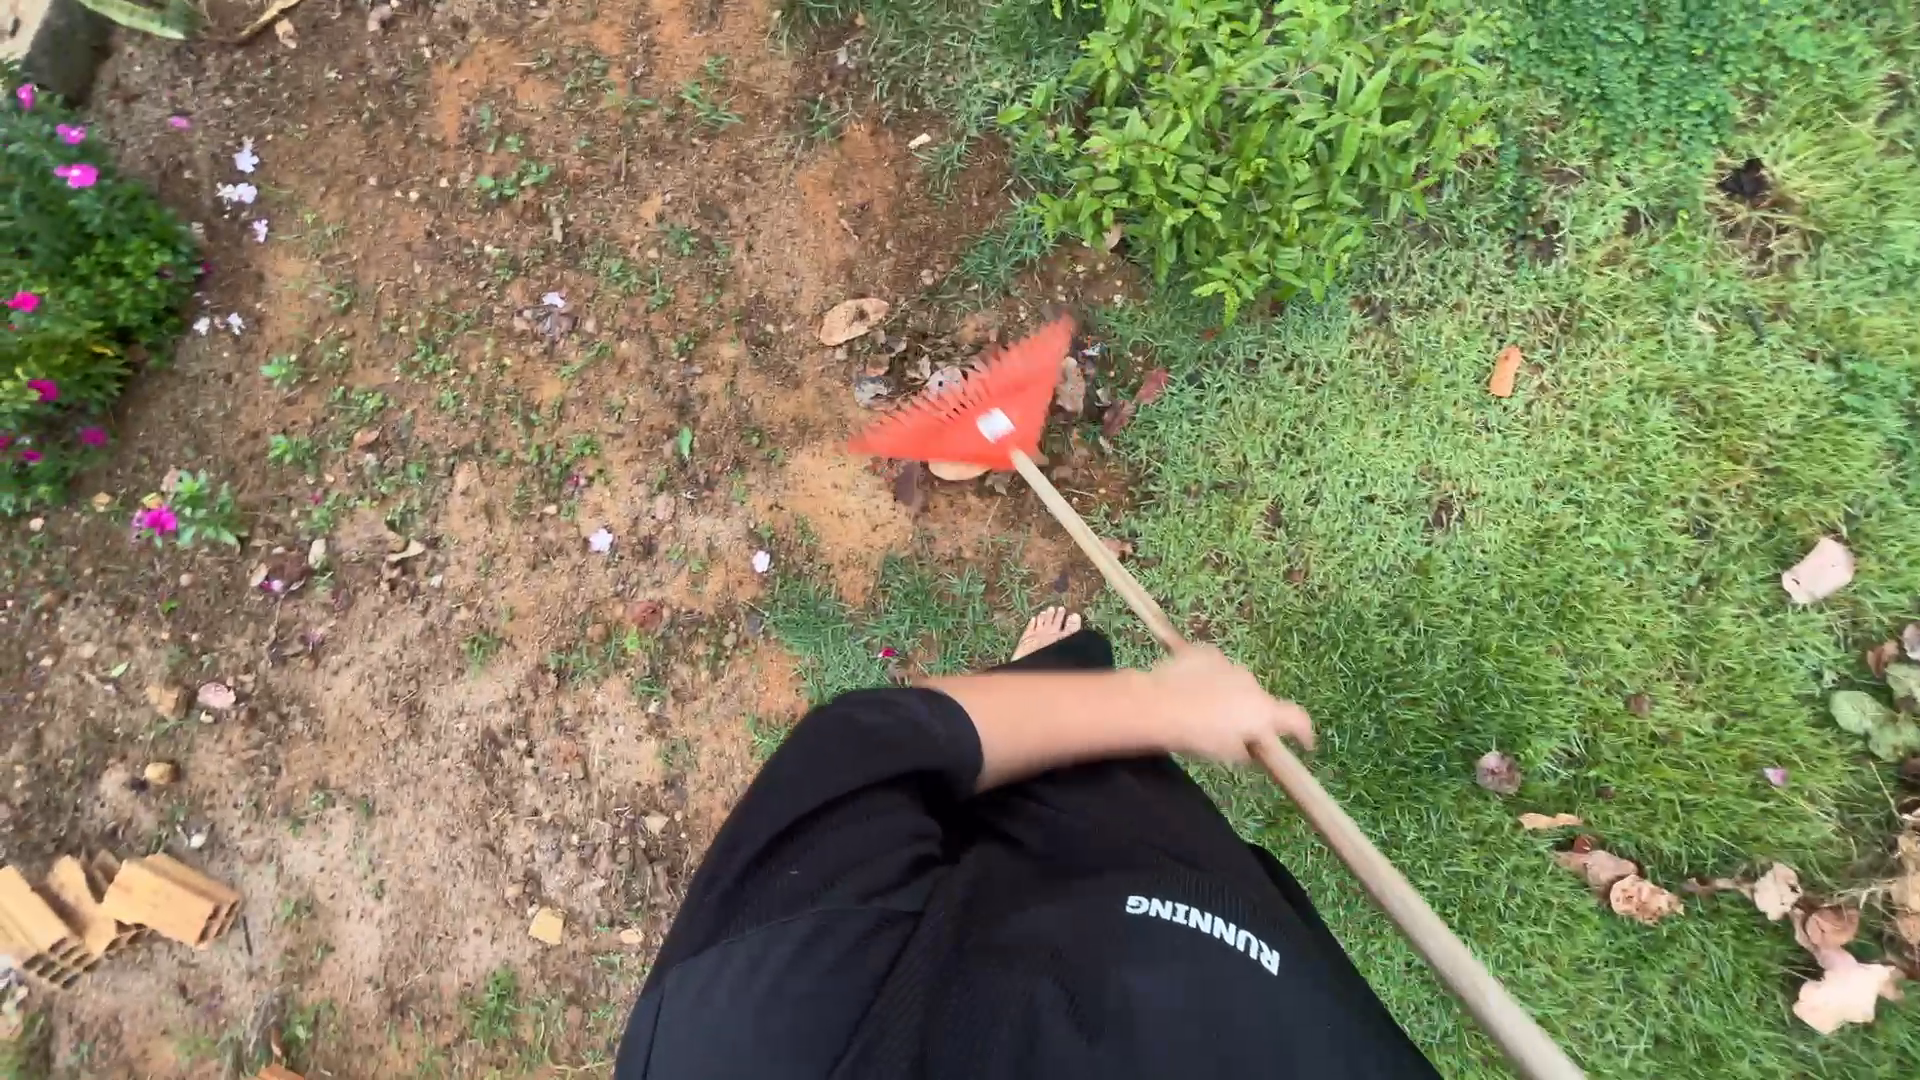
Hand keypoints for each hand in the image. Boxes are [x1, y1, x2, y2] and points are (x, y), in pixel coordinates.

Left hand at [1143, 644, 1313, 763]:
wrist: (1159, 705)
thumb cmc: (1195, 736)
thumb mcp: (1227, 753)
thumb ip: (1247, 748)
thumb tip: (1250, 745)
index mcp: (1263, 711)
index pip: (1298, 719)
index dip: (1304, 732)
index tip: (1304, 742)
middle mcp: (1252, 684)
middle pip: (1260, 700)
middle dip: (1250, 711)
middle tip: (1230, 725)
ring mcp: (1229, 664)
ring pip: (1236, 681)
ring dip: (1227, 691)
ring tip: (1203, 705)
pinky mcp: (1206, 652)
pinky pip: (1213, 665)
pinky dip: (1208, 674)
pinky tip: (1191, 685)